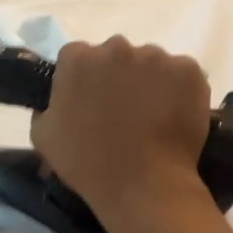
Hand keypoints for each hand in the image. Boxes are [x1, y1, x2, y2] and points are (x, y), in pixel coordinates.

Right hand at [33, 36, 215, 232]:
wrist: (142, 184)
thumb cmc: (86, 162)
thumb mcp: (42, 137)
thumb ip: (46, 107)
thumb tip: (58, 100)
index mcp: (78, 61)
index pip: (74, 56)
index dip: (78, 78)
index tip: (83, 100)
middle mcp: (117, 48)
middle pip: (113, 54)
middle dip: (113, 75)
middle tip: (116, 109)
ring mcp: (158, 57)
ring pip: (148, 63)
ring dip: (145, 81)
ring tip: (146, 116)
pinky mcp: (190, 70)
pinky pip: (178, 74)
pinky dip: (174, 89)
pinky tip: (169, 115)